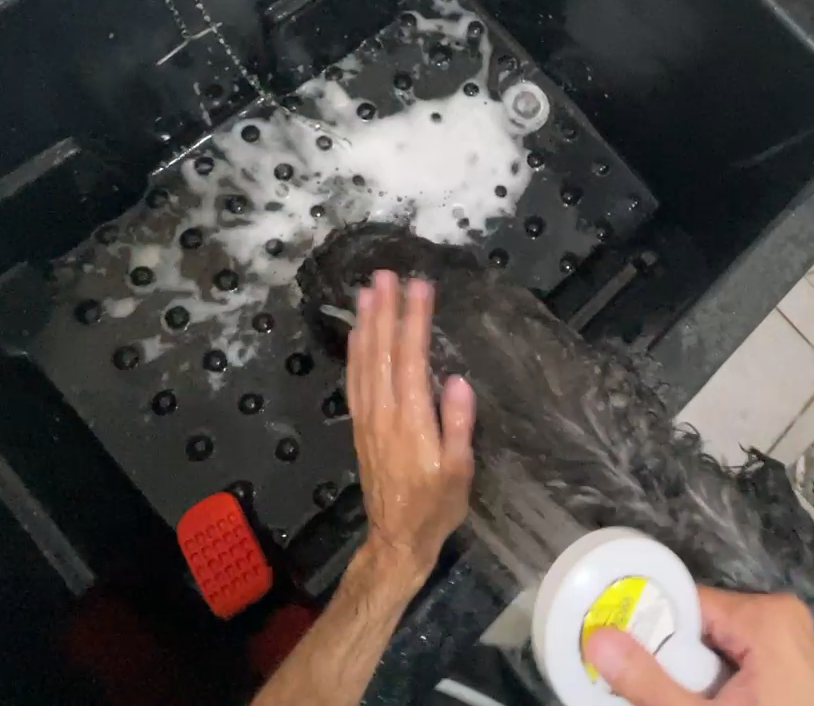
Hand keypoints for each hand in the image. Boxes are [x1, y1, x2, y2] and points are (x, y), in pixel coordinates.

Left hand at [347, 271, 475, 591]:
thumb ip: (458, 425)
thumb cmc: (436, 506)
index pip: (412, 359)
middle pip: (383, 351)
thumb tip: (458, 380)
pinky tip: (356, 332)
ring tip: (368, 290)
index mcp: (411, 420)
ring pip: (364, 361)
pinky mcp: (360, 425)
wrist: (396, 540)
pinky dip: (353, 351)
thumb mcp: (460, 472)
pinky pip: (354, 379)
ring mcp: (367, 417)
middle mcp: (384, 411)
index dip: (415, 320)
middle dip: (386, 310)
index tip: (420, 286)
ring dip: (366, 323)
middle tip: (386, 274)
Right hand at [585, 588, 813, 705]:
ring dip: (695, 671)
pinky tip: (707, 699)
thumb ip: (649, 682)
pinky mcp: (793, 659)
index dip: (653, 629)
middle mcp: (781, 613)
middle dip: (676, 657)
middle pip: (701, 622)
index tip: (626, 653)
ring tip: (686, 697)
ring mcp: (791, 635)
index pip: (686, 603)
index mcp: (765, 615)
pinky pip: (739, 653)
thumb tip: (596, 640)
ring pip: (717, 639)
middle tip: (659, 687)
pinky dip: (719, 678)